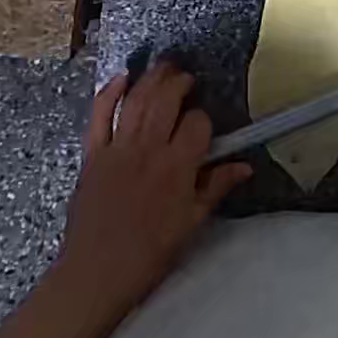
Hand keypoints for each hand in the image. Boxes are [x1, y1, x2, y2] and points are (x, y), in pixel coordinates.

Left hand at [55, 62, 251, 311]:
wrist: (97, 271)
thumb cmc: (150, 252)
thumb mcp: (191, 222)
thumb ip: (216, 187)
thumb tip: (245, 166)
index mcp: (177, 168)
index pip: (198, 124)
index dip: (204, 119)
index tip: (204, 126)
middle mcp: (148, 149)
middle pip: (166, 100)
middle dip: (180, 83)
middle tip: (188, 77)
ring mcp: (117, 148)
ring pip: (136, 100)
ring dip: (152, 78)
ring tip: (165, 66)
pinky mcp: (93, 153)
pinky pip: (100, 114)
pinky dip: (110, 92)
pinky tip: (123, 76)